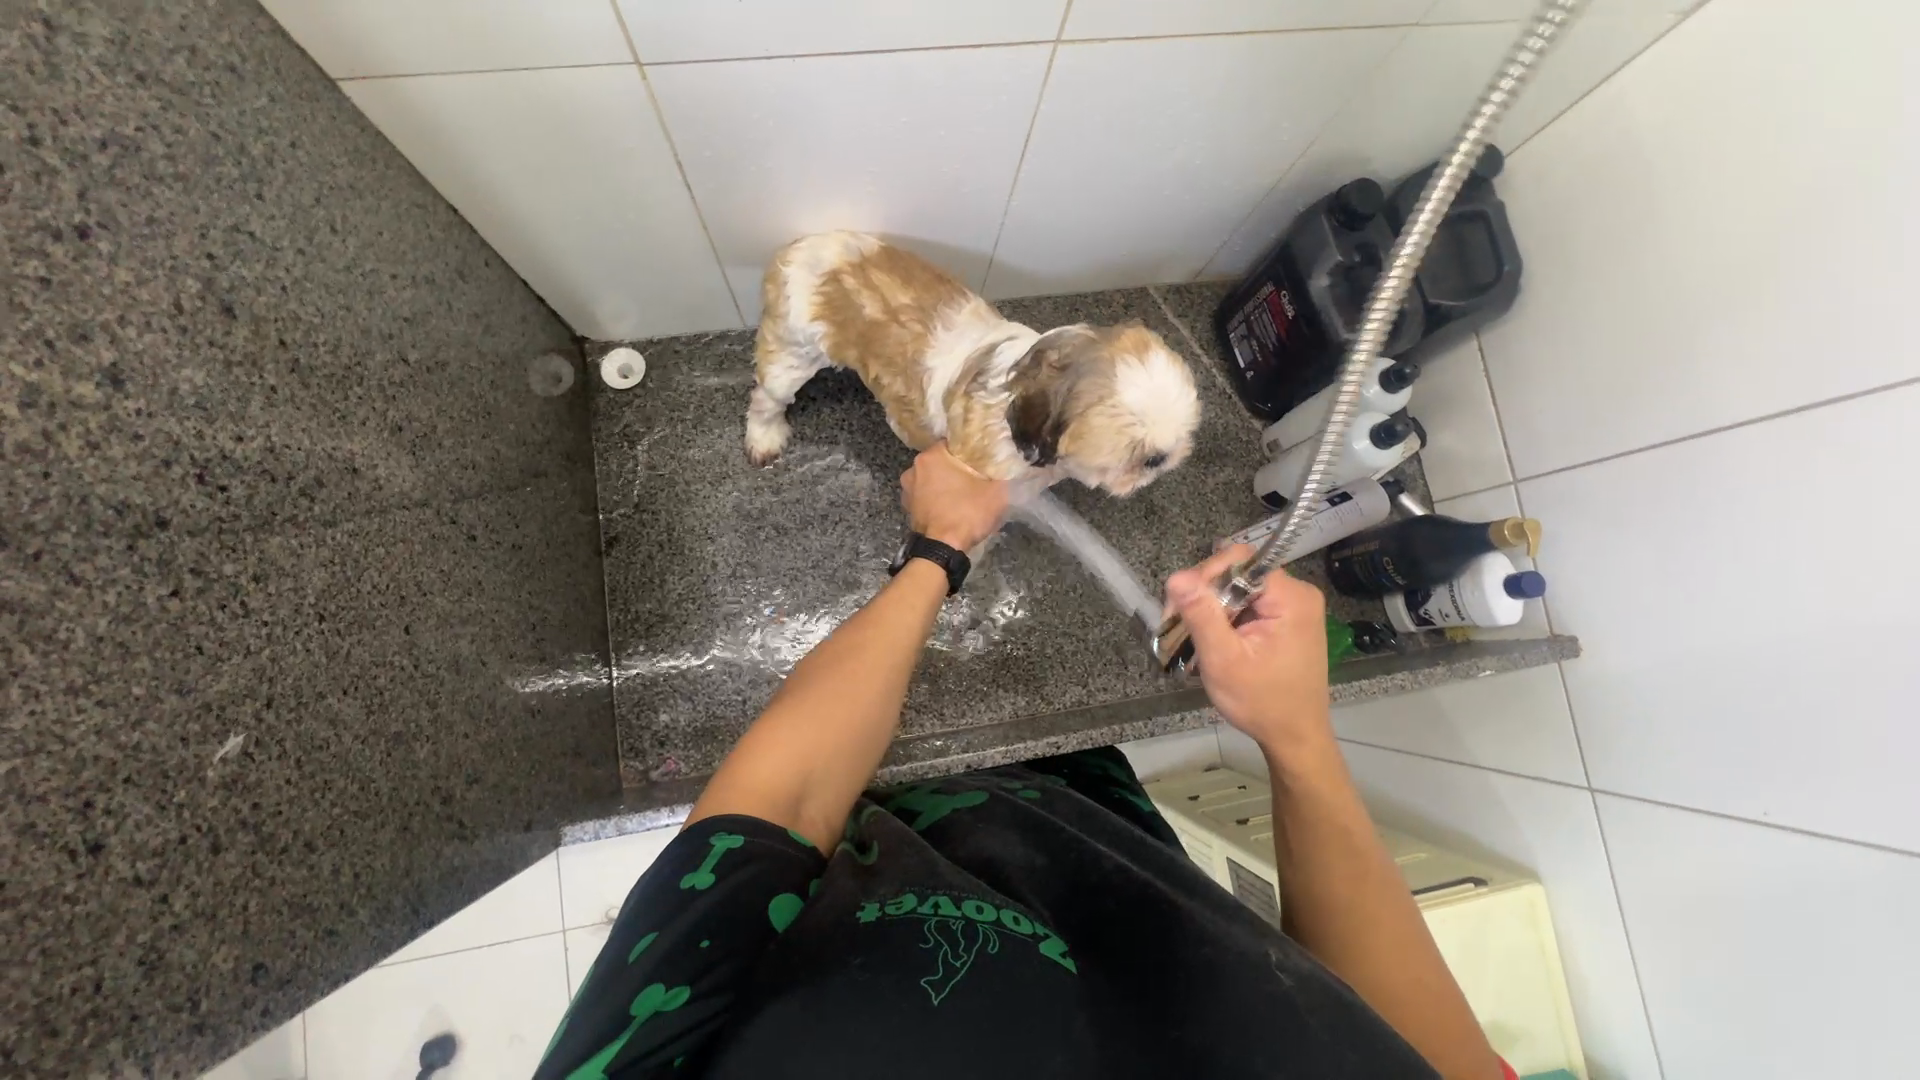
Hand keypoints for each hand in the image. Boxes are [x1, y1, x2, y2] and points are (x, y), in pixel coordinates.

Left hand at [901, 443, 1008, 551]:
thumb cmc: (966, 513)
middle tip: (976, 479)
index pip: (953, 444)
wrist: (942, 550)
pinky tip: (951, 509)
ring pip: (932, 480)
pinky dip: (937, 501)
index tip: (981, 462)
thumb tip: (1011, 467)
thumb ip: (1004, 474)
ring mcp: (907, 491)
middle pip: (941, 462)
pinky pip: (926, 498)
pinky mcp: (908, 509)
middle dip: (956, 469)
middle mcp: (913, 469)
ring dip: (945, 486)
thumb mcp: (996, 492)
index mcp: (931, 456)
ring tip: (964, 496)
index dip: (969, 452)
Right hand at [1166, 545, 1333, 760]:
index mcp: (1290, 597)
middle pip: (1237, 573)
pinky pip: (1247, 605)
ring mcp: (1294, 607)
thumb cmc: (1261, 702)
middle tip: (1179, 628)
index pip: (1239, 560)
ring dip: (1211, 610)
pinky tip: (1212, 641)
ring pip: (1238, 589)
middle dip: (1204, 597)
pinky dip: (1225, 619)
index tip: (1181, 606)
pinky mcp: (1286, 620)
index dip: (1205, 576)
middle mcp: (1298, 593)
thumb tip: (1176, 576)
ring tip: (1192, 639)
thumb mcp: (1223, 659)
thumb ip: (1201, 614)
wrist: (1294, 736)